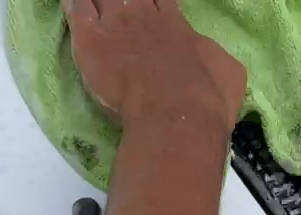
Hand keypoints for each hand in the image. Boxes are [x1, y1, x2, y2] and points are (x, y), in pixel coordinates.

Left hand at [63, 0, 247, 134]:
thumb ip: (214, 59)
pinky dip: (72, 4)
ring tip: (92, 4)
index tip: (149, 6)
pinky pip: (76, 9)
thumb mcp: (229, 76)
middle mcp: (142, 15)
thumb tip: (208, 58)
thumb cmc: (206, 102)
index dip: (153, 2)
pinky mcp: (91, 41)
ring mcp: (115, 24)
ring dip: (96, 0)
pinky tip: (70, 4)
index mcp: (173, 23)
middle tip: (121, 5)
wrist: (177, 118)